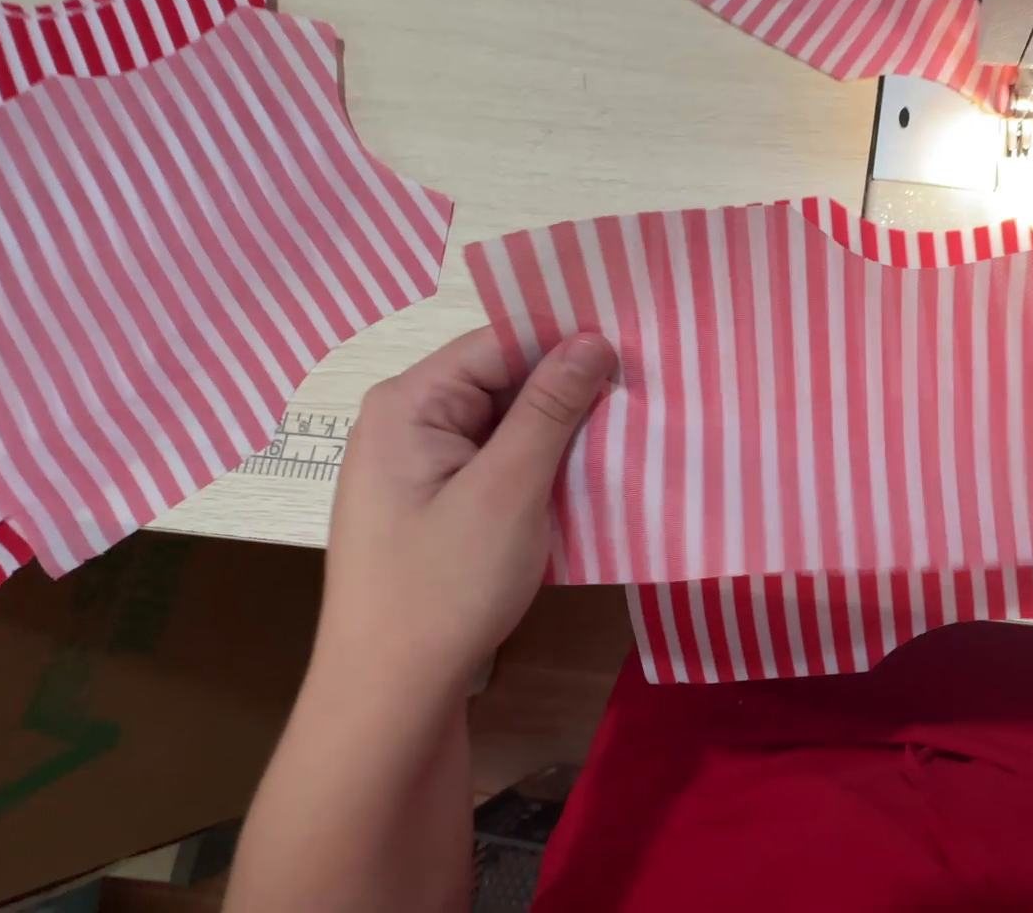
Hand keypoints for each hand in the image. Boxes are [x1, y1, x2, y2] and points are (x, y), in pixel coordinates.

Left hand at [319, 327, 616, 695]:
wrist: (393, 693)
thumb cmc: (446, 584)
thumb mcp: (509, 488)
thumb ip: (551, 407)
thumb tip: (593, 338)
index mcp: (409, 404)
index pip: (499, 344)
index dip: (565, 343)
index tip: (632, 350)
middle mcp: (411, 422)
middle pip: (503, 379)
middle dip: (568, 387)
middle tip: (639, 393)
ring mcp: (425, 463)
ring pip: (509, 420)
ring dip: (563, 428)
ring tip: (625, 429)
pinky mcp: (444, 498)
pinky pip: (503, 458)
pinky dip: (545, 460)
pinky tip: (588, 471)